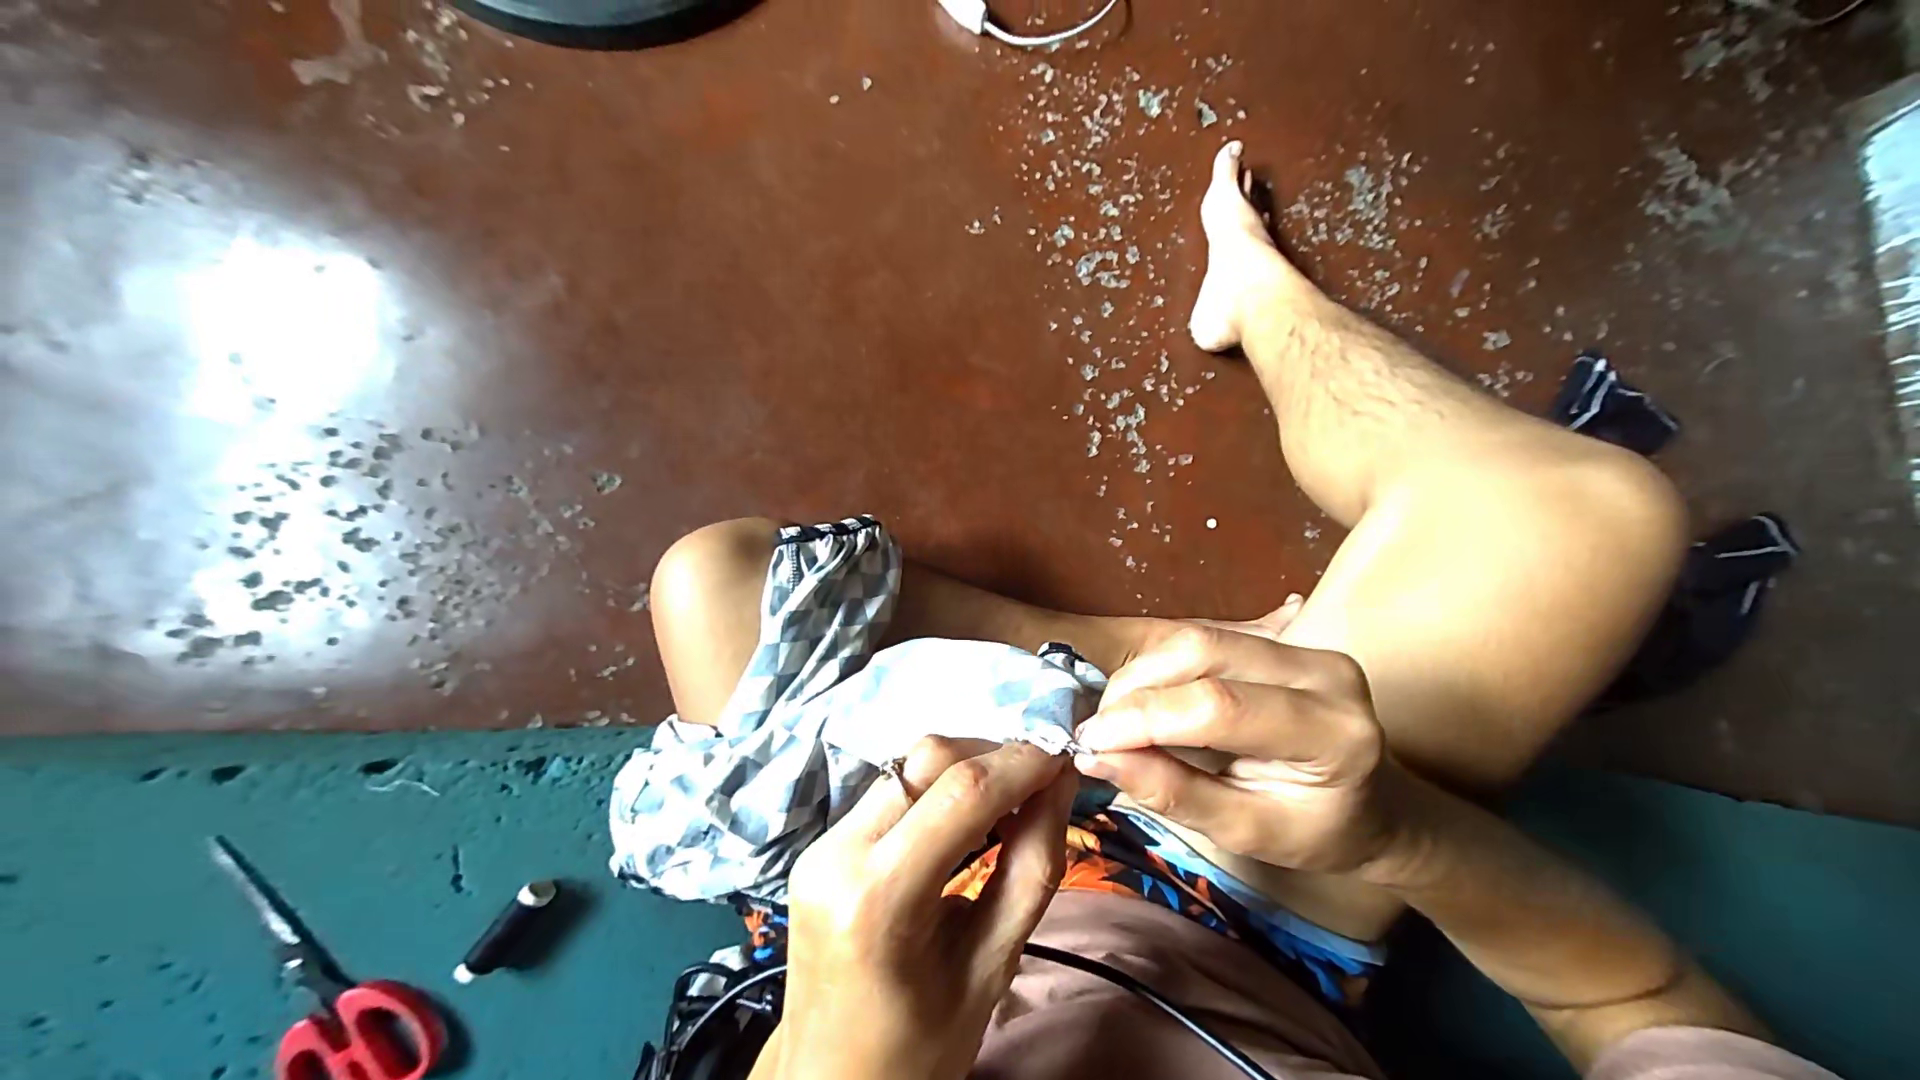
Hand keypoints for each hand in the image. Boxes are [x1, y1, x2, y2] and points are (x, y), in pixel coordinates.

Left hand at [754, 738, 1077, 1079]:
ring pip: (906, 767)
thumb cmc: (920, 1049)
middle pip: (926, 761)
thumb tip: (1059, 785)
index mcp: (877, 898)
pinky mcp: (819, 845)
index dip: (1021, 764)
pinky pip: (888, 792)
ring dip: (964, 768)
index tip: (1063, 757)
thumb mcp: (992, 967)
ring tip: (1010, 797)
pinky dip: (936, 789)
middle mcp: (837, 854)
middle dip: (991, 756)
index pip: (961, 793)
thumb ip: (1033, 866)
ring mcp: (821, 846)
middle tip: (1039, 780)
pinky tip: (967, 815)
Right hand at [1073, 625, 1401, 874]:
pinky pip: (1203, 637)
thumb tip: (1097, 757)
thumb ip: (1173, 793)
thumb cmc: (1316, 831)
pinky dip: (1160, 667)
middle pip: (1201, 653)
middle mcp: (1324, 671)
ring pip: (1195, 637)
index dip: (1143, 719)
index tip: (1091, 742)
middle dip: (1133, 689)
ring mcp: (1306, 644)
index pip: (1218, 707)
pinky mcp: (1283, 636)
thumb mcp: (1246, 833)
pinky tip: (1145, 698)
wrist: (1375, 805)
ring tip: (1120, 718)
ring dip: (1141, 674)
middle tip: (1100, 731)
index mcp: (1333, 733)